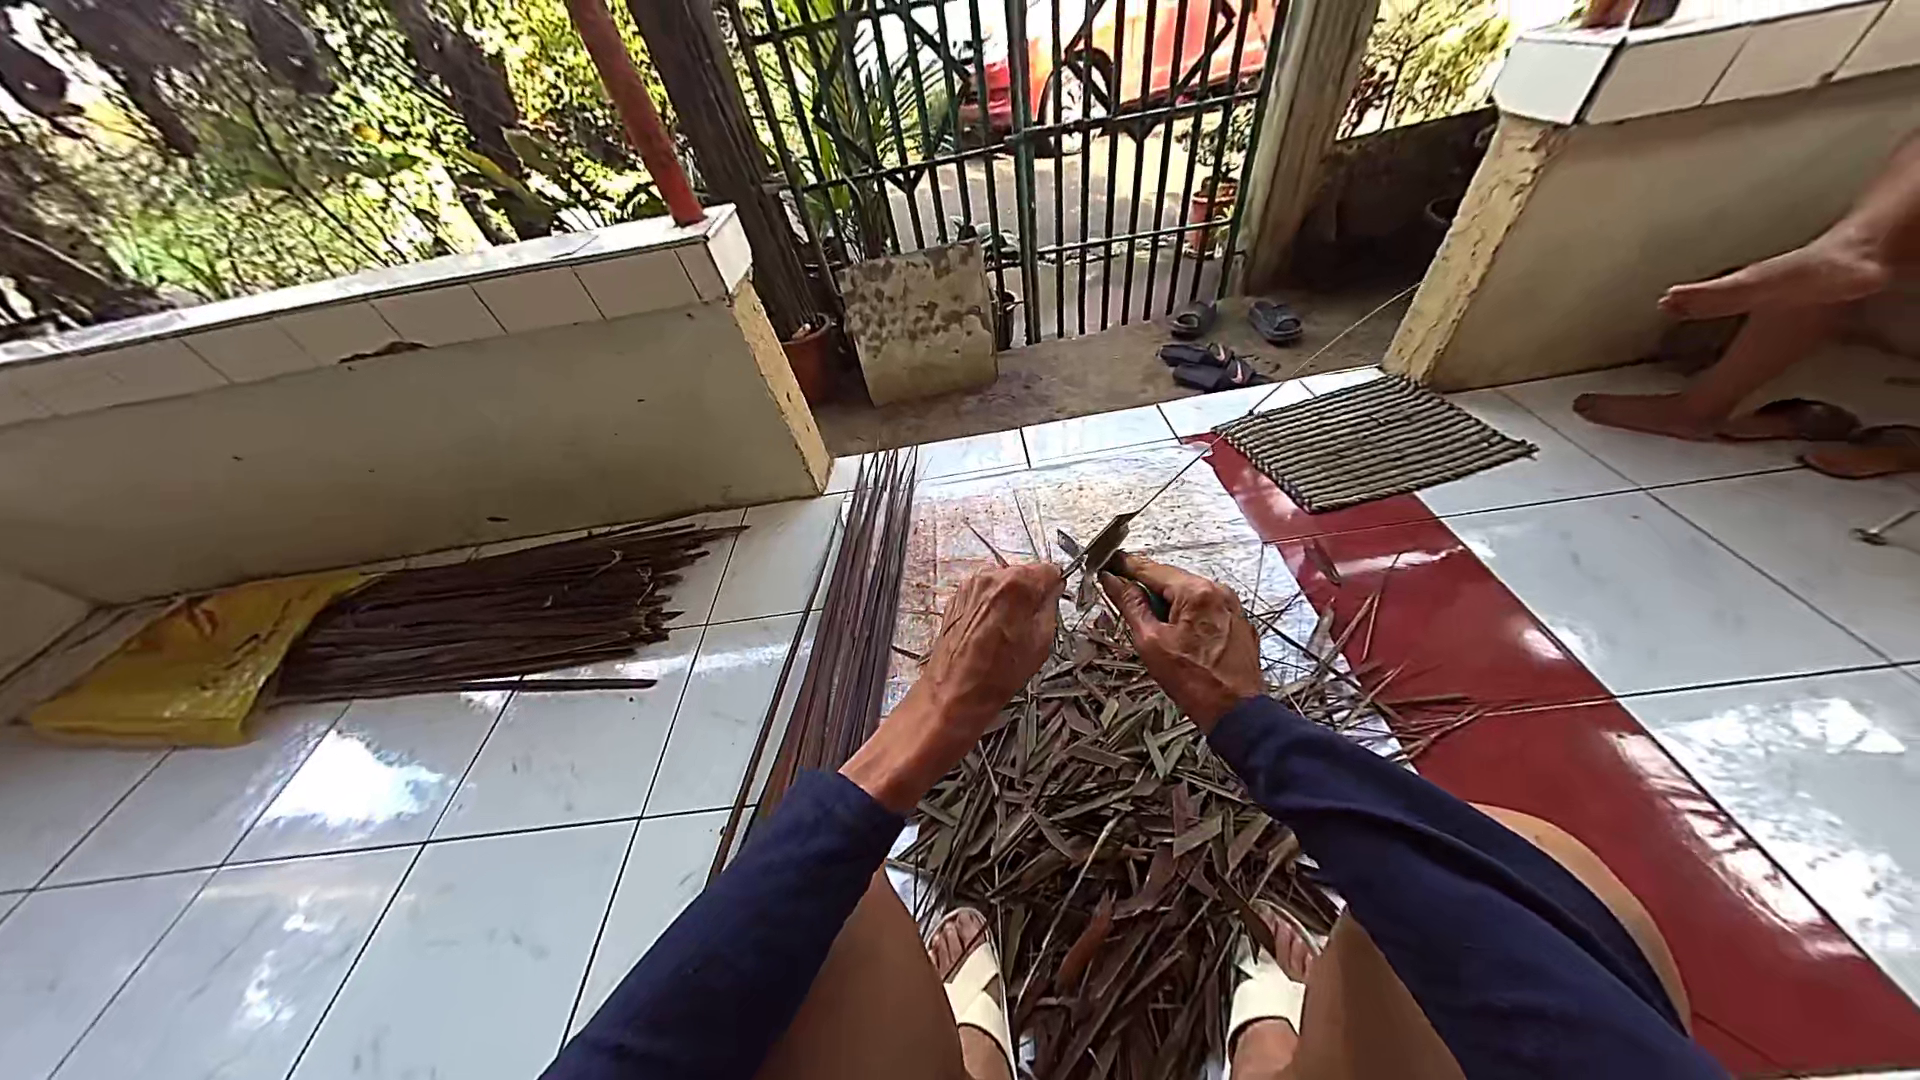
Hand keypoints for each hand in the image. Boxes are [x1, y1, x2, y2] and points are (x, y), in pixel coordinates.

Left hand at [841, 562, 1061, 811]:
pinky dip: (992, 607)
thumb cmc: (995, 674)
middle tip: (1032, 623)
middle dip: (1031, 594)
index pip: (1048, 570)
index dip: (1054, 587)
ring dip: (1010, 600)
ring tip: (1010, 632)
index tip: (1054, 599)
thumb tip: (1052, 592)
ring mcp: (971, 586)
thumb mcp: (1042, 641)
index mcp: (1017, 583)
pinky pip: (985, 594)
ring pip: (1003, 583)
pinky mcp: (958, 597)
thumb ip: (1050, 607)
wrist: (956, 690)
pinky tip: (993, 633)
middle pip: (1024, 574)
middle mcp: (991, 577)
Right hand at [1101, 555, 1262, 731]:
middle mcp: (1218, 592)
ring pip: (1187, 594)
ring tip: (1153, 630)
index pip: (1151, 569)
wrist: (1235, 712)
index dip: (1125, 566)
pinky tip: (1177, 637)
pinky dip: (1186, 615)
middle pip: (1171, 580)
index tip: (1110, 564)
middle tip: (1124, 601)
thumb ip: (1130, 604)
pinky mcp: (1236, 622)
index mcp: (1197, 592)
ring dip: (1166, 604)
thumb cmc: (1196, 682)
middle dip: (1146, 590)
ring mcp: (1231, 606)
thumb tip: (1114, 582)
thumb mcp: (1150, 640)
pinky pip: (1204, 608)